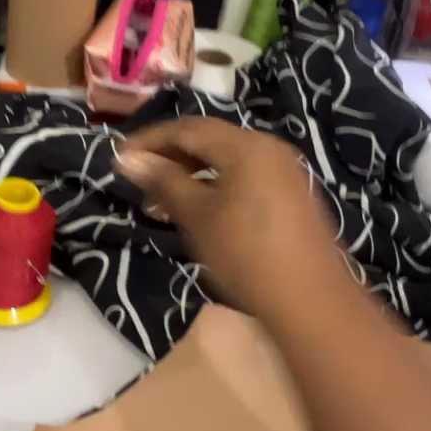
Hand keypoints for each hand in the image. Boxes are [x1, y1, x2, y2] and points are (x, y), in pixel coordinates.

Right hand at [116, 119, 346, 321]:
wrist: (312, 302)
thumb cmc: (247, 255)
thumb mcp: (197, 216)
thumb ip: (164, 181)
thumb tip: (129, 158)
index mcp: (247, 145)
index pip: (188, 128)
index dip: (150, 140)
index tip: (118, 158)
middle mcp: (269, 148)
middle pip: (209, 140)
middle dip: (170, 157)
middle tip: (138, 182)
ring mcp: (285, 172)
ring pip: (227, 160)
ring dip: (190, 175)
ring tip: (160, 204)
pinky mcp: (291, 196)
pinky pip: (244, 177)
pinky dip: (215, 186)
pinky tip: (198, 213)